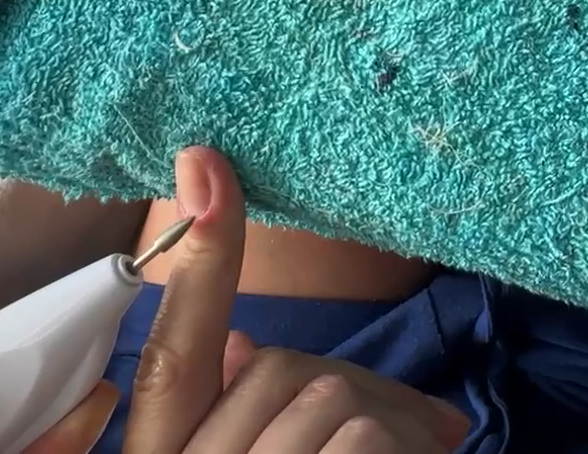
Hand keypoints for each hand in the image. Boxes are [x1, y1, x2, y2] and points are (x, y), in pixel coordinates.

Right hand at [124, 147, 469, 452]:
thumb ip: (235, 411)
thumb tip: (244, 337)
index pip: (178, 350)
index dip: (198, 254)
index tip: (205, 161)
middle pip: (283, 370)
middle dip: (348, 396)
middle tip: (409, 440)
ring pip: (333, 398)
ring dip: (394, 428)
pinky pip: (365, 433)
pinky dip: (409, 444)